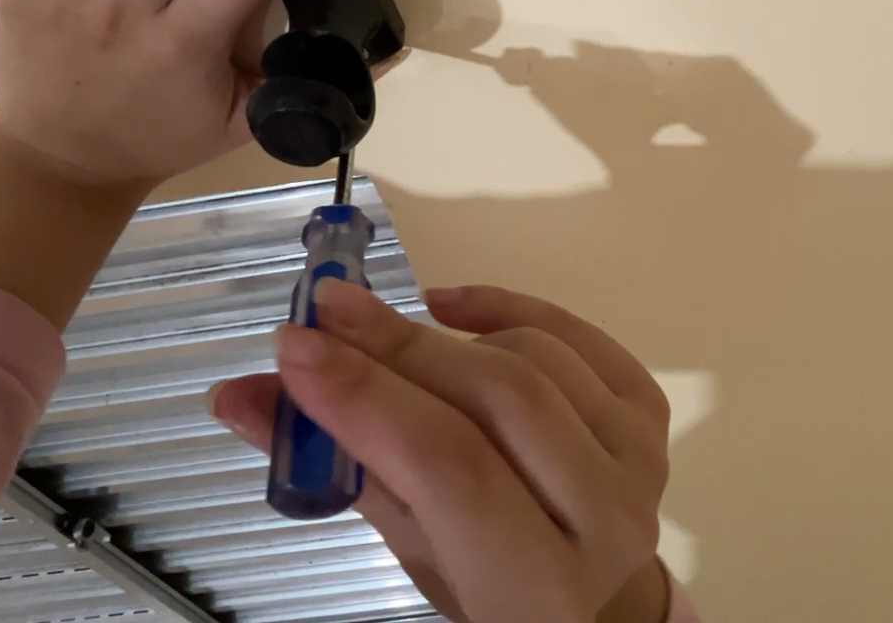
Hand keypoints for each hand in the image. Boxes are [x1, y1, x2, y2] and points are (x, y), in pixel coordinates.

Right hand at [209, 284, 674, 622]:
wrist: (584, 575)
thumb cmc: (481, 572)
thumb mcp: (406, 538)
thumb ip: (333, 462)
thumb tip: (242, 394)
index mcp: (534, 586)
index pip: (447, 467)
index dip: (367, 396)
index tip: (295, 345)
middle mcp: (608, 518)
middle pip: (496, 397)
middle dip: (397, 345)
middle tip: (327, 311)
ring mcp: (638, 455)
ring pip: (530, 354)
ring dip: (444, 334)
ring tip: (389, 338)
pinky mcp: (649, 407)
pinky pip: (567, 328)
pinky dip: (503, 306)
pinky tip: (452, 307)